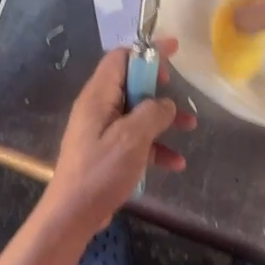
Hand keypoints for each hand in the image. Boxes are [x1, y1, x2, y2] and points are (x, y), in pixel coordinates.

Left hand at [41, 40, 195, 239]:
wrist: (73, 213)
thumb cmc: (100, 170)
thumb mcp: (132, 138)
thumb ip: (152, 113)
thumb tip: (165, 103)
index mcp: (98, 95)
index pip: (121, 58)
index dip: (147, 52)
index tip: (174, 50)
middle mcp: (98, 107)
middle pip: (131, 84)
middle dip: (158, 88)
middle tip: (179, 95)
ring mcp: (101, 130)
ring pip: (136, 112)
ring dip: (162, 118)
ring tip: (190, 127)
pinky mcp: (106, 152)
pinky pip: (134, 139)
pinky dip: (154, 146)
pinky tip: (176, 163)